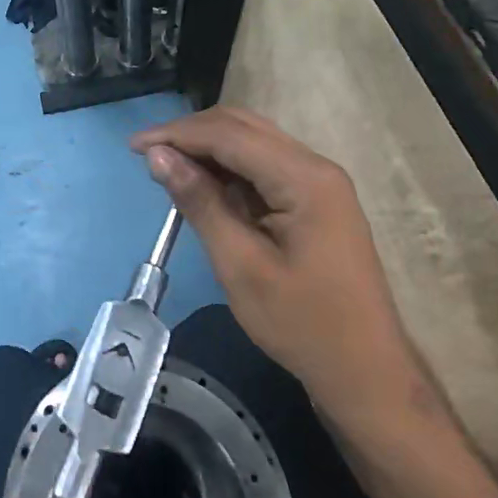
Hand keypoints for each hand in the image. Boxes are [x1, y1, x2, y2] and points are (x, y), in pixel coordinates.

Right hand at [129, 108, 437, 424]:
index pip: (230, 135)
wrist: (364, 370)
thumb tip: (159, 157)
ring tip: (167, 168)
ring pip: (254, 143)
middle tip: (147, 156)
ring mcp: (319, 182)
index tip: (133, 146)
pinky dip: (230, 169)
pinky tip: (204, 185)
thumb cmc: (302, 324)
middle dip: (192, 134)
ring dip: (210, 149)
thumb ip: (201, 203)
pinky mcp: (316, 200)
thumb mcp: (241, 266)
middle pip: (245, 128)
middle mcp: (315, 166)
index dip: (178, 134)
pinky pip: (265, 167)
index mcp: (304, 178)